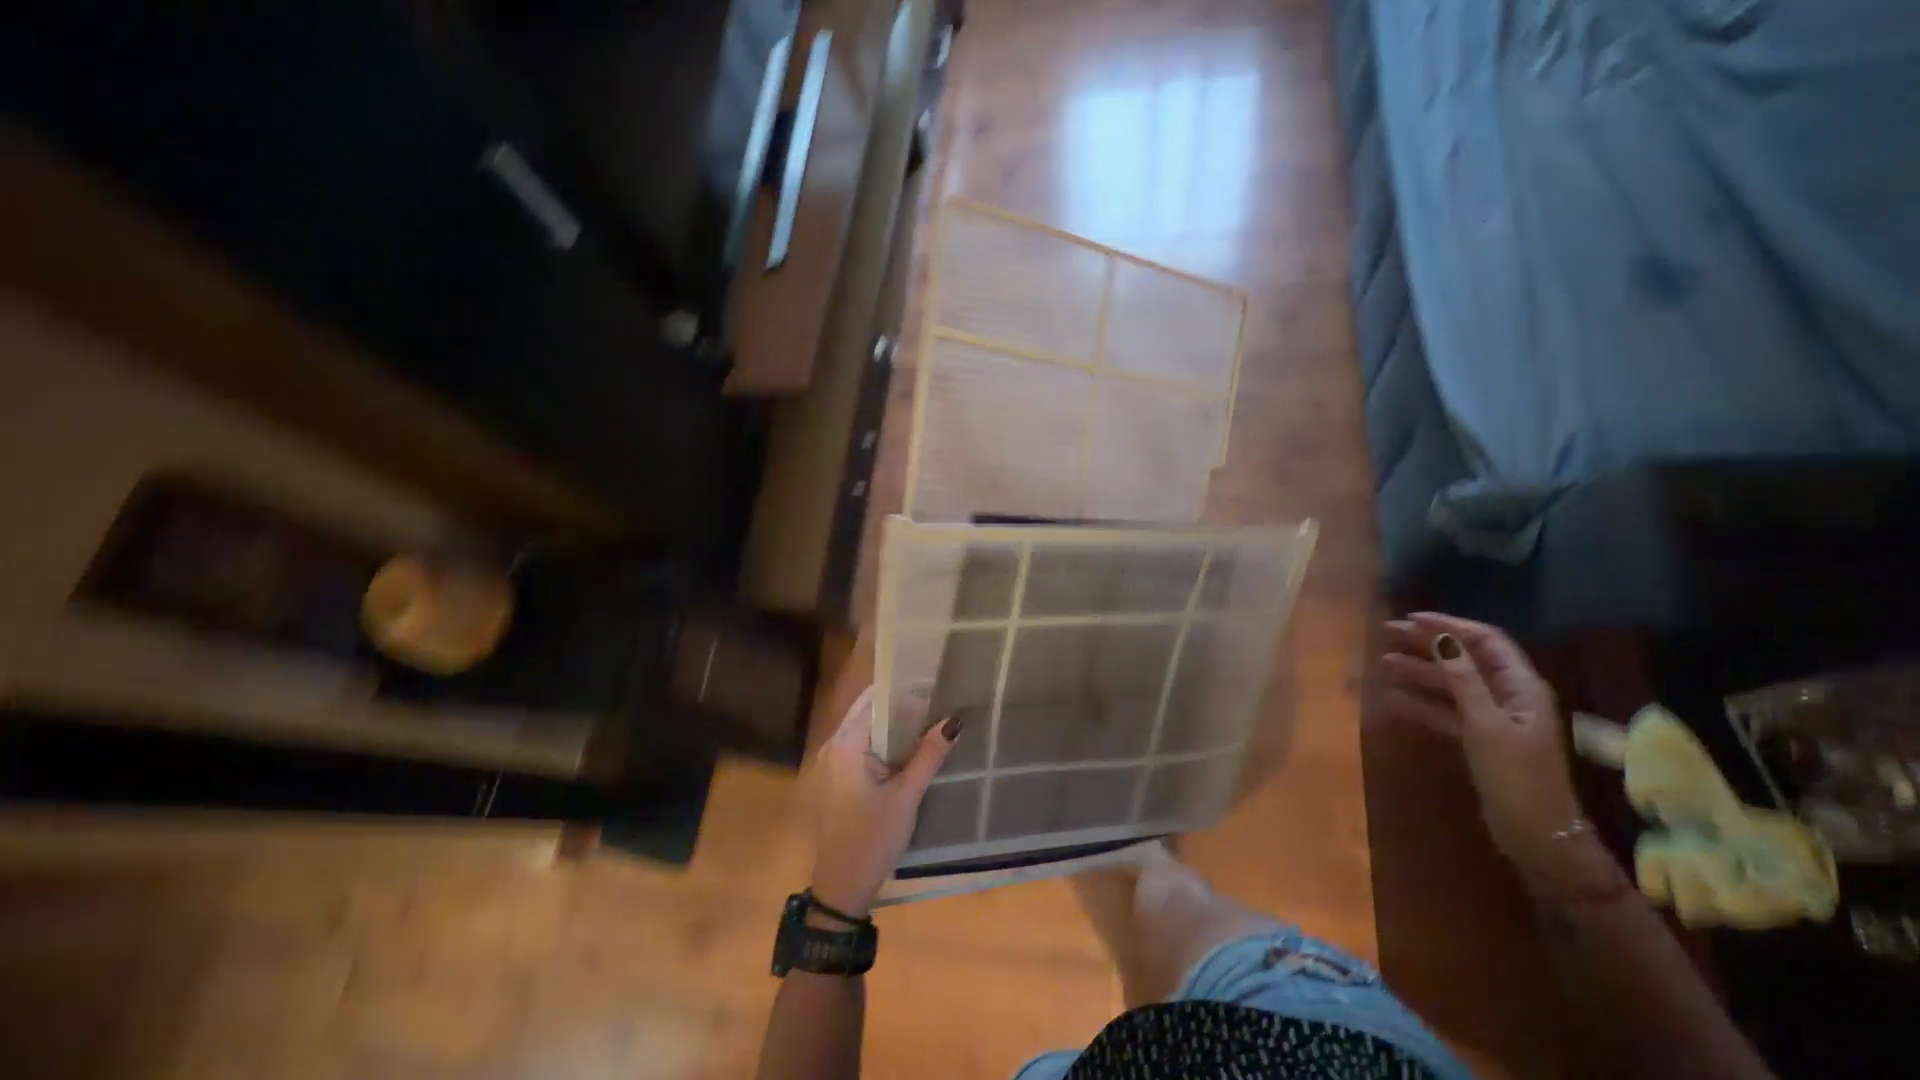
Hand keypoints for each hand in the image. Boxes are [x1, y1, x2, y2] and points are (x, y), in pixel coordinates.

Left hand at [806, 687, 963, 917]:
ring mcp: (834, 761)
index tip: (936, 682)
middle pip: (870, 710)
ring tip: (933, 715)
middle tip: (940, 696)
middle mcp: (834, 744)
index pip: (876, 701)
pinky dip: (887, 741)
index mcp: (845, 744)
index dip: (905, 690)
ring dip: (896, 723)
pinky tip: (914, 745)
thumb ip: (928, 756)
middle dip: (902, 704)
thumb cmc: (873, 838)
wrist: (843, 885)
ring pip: (868, 728)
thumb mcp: (906, 797)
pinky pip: (865, 745)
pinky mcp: (840, 777)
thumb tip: (953, 720)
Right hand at [1380, 613, 1603, 884]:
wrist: (1537, 835)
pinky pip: (1446, 713)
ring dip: (1420, 673)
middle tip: (1388, 635)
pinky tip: (1394, 699)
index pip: (1485, 642)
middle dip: (1428, 645)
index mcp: (1521, 687)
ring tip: (1383, 665)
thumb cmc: (1517, 777)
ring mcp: (1493, 720)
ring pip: (1452, 686)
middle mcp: (1509, 697)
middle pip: (1465, 660)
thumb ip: (1464, 682)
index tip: (1411, 620)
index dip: (1449, 626)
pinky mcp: (1479, 741)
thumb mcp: (1488, 726)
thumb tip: (1444, 641)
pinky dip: (1422, 704)